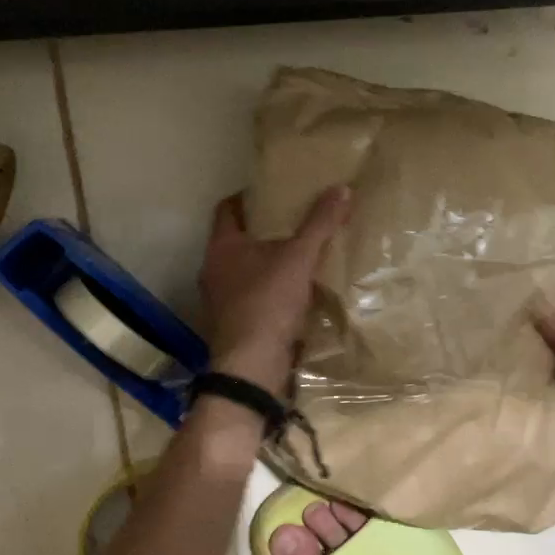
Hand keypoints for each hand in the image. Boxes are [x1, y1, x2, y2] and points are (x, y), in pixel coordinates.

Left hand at [197, 185, 351, 394]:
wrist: (252, 366)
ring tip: (299, 256)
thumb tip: (341, 188)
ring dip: (267, 263)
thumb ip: (319, 224)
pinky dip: (270, 290)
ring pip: (244, 270)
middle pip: (236, 240)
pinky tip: (295, 293)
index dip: (249, 198)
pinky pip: (251, 297)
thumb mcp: (299, 258)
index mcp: (222, 247)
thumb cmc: (268, 303)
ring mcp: (220, 301)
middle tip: (294, 221)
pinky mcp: (233, 324)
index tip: (275, 193)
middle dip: (263, 231)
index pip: (228, 208)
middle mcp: (213, 270)